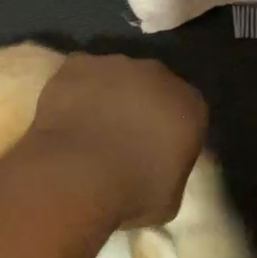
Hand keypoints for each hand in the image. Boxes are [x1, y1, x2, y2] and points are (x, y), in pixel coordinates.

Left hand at [25, 53, 206, 227]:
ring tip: (90, 125)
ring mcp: (115, 63)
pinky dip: (76, 88)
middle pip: (152, 85)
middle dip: (141, 104)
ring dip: (108, 94)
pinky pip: (81, 72)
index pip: (187, 110)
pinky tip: (67, 114)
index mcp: (189, 105)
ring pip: (115, 75)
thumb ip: (171, 168)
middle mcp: (157, 74)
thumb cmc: (133, 192)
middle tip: (123, 134)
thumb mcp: (171, 196)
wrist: (78, 171)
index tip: (157, 148)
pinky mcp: (78, 61)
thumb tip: (161, 165)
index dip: (171, 128)